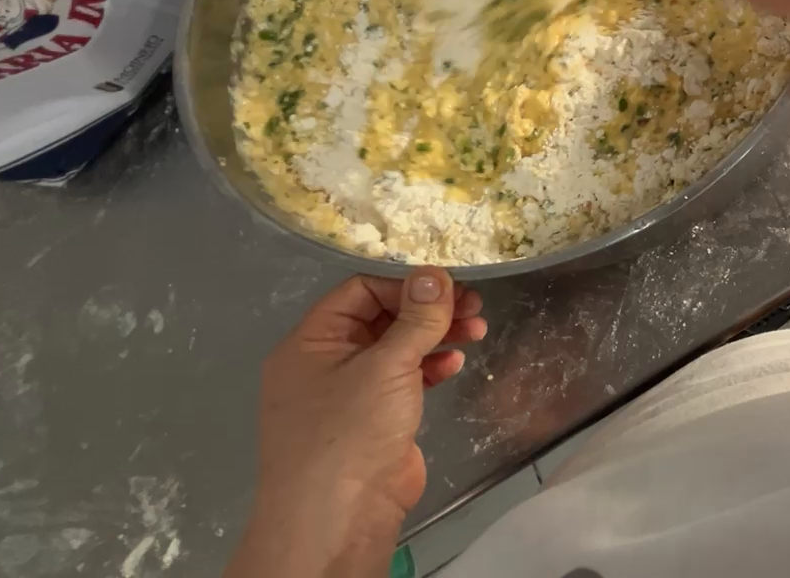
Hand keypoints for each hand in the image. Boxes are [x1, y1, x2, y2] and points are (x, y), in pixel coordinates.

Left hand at [227, 268, 486, 577]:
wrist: (338, 517)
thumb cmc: (351, 431)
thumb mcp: (389, 365)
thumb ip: (417, 316)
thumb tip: (434, 272)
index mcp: (312, 344)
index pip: (360, 291)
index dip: (406, 285)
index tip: (451, 287)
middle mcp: (327, 362)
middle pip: (384, 316)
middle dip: (431, 310)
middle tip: (474, 306)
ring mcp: (350, 391)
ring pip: (400, 345)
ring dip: (439, 334)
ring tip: (477, 332)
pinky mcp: (374, 415)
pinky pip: (406, 374)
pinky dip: (433, 364)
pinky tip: (454, 365)